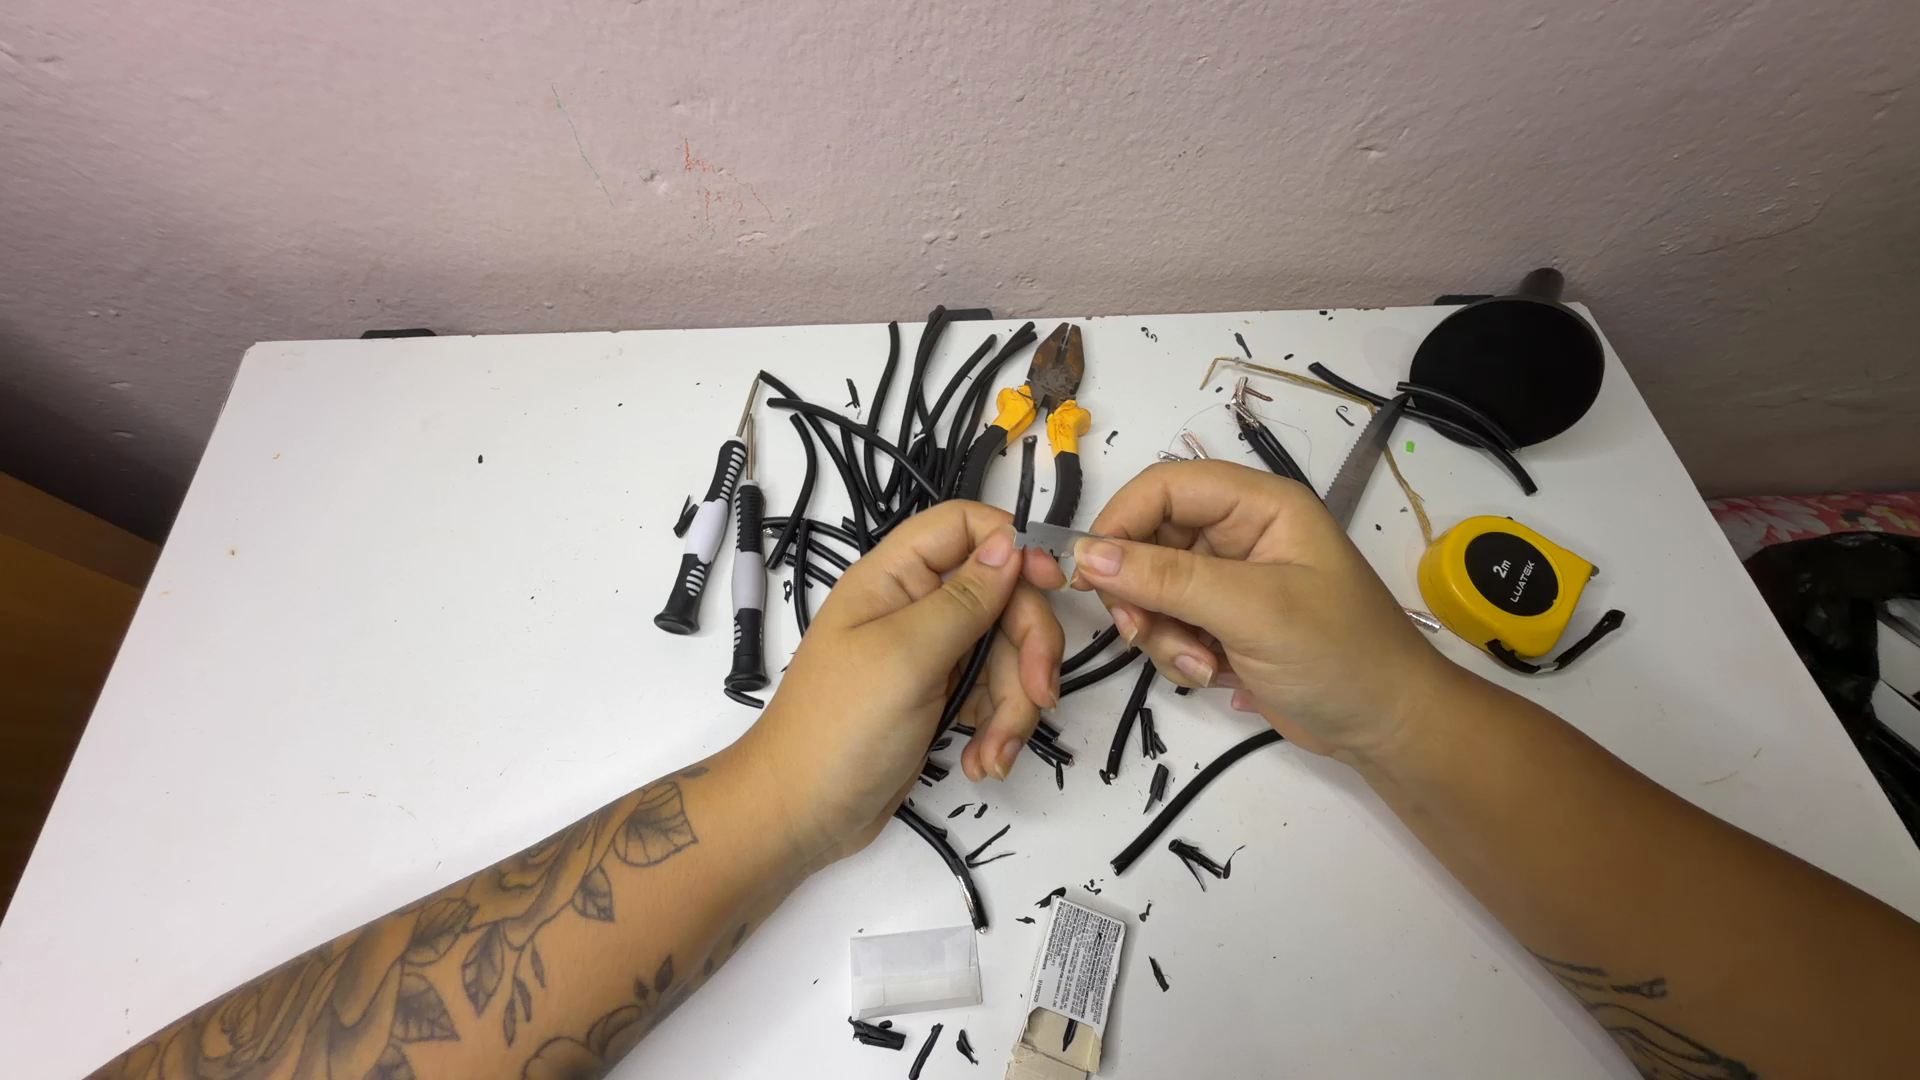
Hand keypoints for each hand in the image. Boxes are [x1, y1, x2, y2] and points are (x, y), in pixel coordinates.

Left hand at [742, 501, 1063, 866]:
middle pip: (1002, 595)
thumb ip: (964, 599)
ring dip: (1014, 705)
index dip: (1013, 545)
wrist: (802, 816)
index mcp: (894, 577)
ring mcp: (931, 651)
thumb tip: (1011, 543)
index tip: (1051, 583)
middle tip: (1039, 695)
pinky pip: (994, 692)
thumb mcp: (906, 657)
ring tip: (993, 753)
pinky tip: (982, 761)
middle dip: (1028, 648)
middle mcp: (916, 605)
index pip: (964, 526)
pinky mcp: (943, 693)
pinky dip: (999, 727)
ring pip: (1007, 651)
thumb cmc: (840, 729)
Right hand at [1071, 459, 1453, 762]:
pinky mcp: (1217, 620)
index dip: (1121, 520)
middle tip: (1139, 631)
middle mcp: (1236, 533)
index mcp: (1257, 505)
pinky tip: (1213, 674)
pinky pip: (1165, 622)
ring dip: (1160, 631)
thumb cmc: (1339, 654)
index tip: (1090, 571)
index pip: (1164, 487)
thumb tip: (1087, 555)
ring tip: (1200, 663)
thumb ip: (1167, 579)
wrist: (1387, 730)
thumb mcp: (1252, 611)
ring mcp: (1225, 580)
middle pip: (1148, 540)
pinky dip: (1175, 651)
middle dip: (1140, 591)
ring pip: (1149, 588)